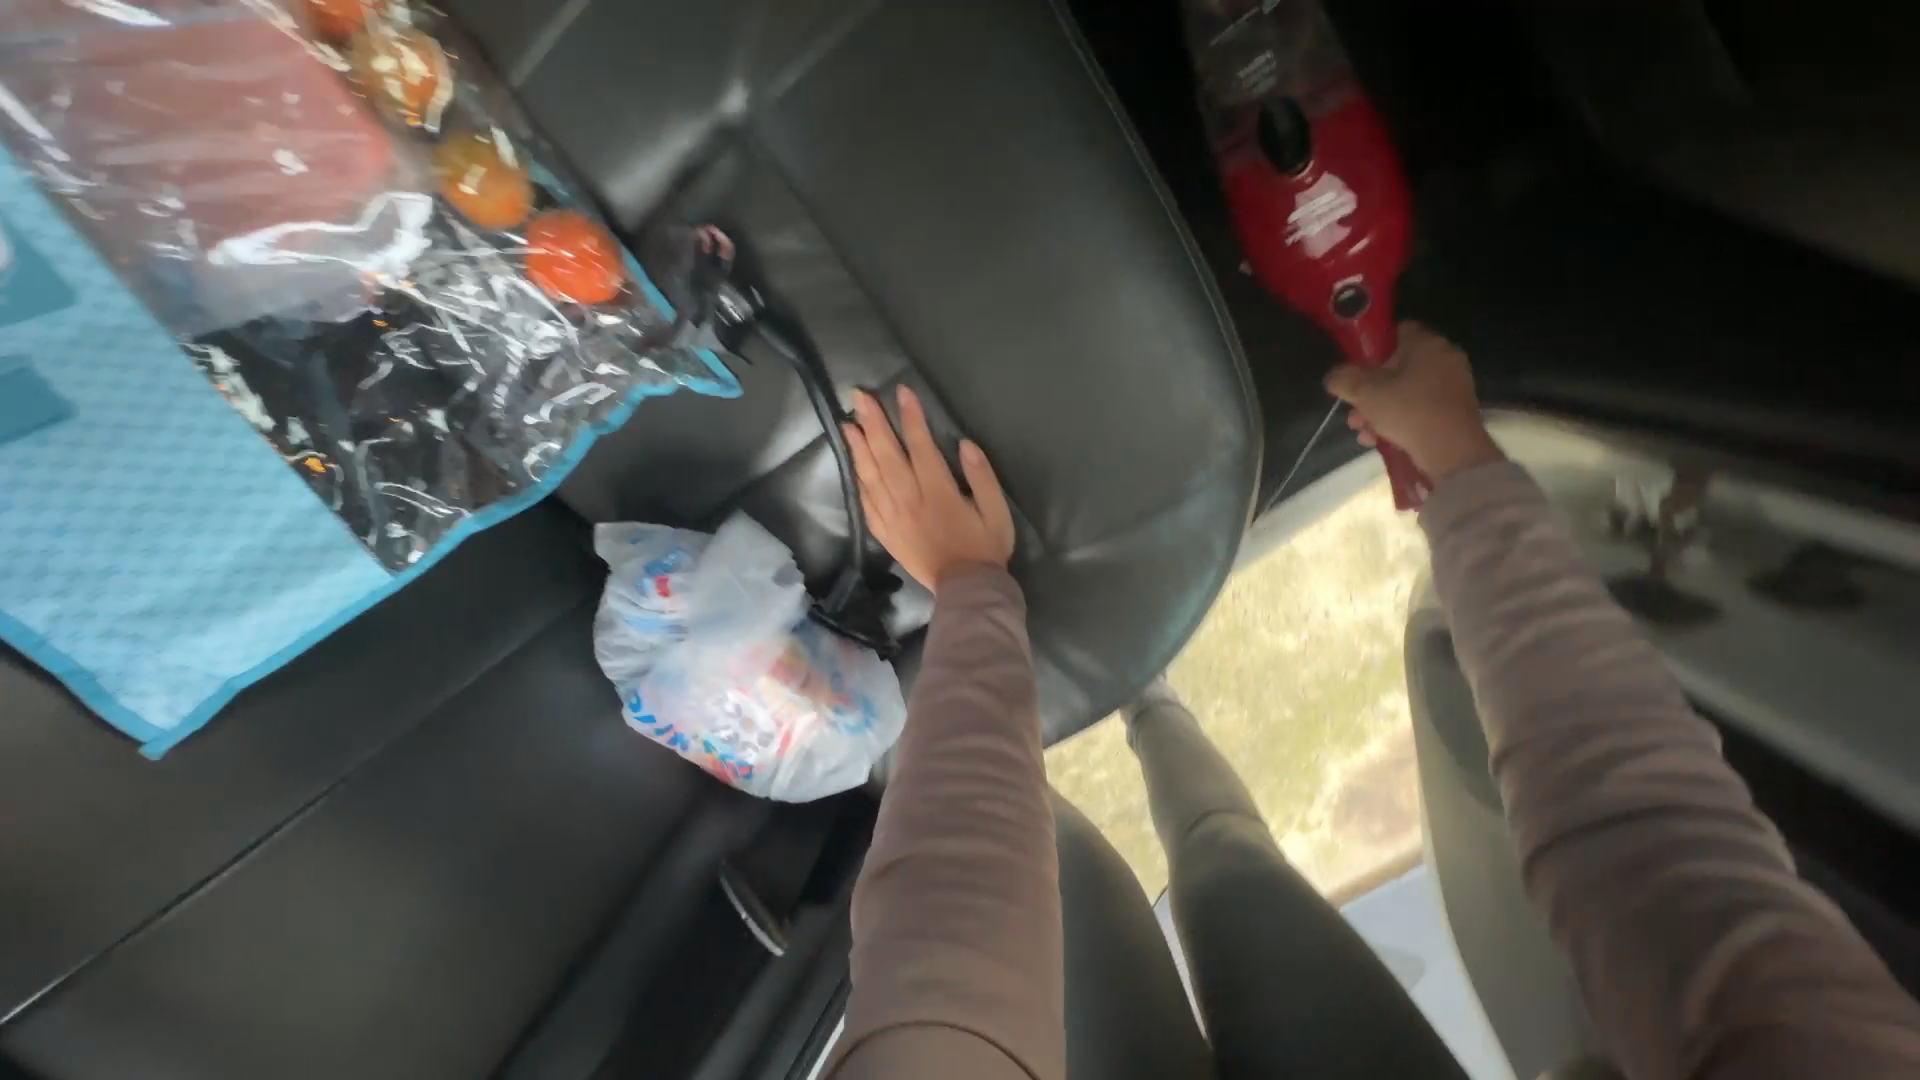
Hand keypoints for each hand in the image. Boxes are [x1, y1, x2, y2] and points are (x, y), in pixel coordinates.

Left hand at [844, 386, 1015, 591]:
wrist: (966, 591)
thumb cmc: (985, 549)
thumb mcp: (997, 512)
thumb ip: (983, 476)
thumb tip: (965, 445)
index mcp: (938, 492)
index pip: (921, 446)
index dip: (911, 417)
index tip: (902, 392)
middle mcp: (910, 500)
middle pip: (887, 455)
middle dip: (873, 423)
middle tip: (860, 396)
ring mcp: (894, 518)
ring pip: (871, 476)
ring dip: (859, 448)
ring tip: (848, 423)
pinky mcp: (886, 534)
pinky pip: (867, 503)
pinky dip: (859, 481)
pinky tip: (854, 466)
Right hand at [1324, 321, 1503, 482]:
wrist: (1450, 449)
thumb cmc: (1407, 410)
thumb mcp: (1364, 392)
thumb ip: (1343, 378)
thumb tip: (1334, 376)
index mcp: (1426, 344)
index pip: (1397, 331)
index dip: (1372, 348)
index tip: (1355, 369)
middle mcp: (1443, 358)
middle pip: (1396, 367)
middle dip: (1369, 390)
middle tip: (1353, 410)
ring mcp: (1451, 385)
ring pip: (1404, 391)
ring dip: (1378, 410)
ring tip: (1362, 430)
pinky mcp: (1453, 410)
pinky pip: (1418, 408)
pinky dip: (1398, 420)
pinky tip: (1379, 439)